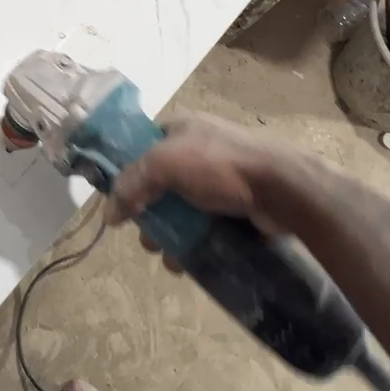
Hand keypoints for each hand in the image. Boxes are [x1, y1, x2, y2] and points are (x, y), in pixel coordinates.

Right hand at [107, 112, 305, 240]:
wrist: (282, 189)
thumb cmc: (219, 165)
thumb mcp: (165, 164)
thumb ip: (133, 183)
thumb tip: (107, 213)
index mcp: (180, 127)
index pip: (142, 146)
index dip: (128, 172)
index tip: (121, 202)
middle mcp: (198, 148)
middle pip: (161, 183)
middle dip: (150, 214)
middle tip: (148, 239)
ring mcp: (220, 177)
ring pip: (183, 208)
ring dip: (172, 234)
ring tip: (169, 258)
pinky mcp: (238, 205)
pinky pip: (207, 224)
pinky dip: (195, 242)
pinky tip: (189, 262)